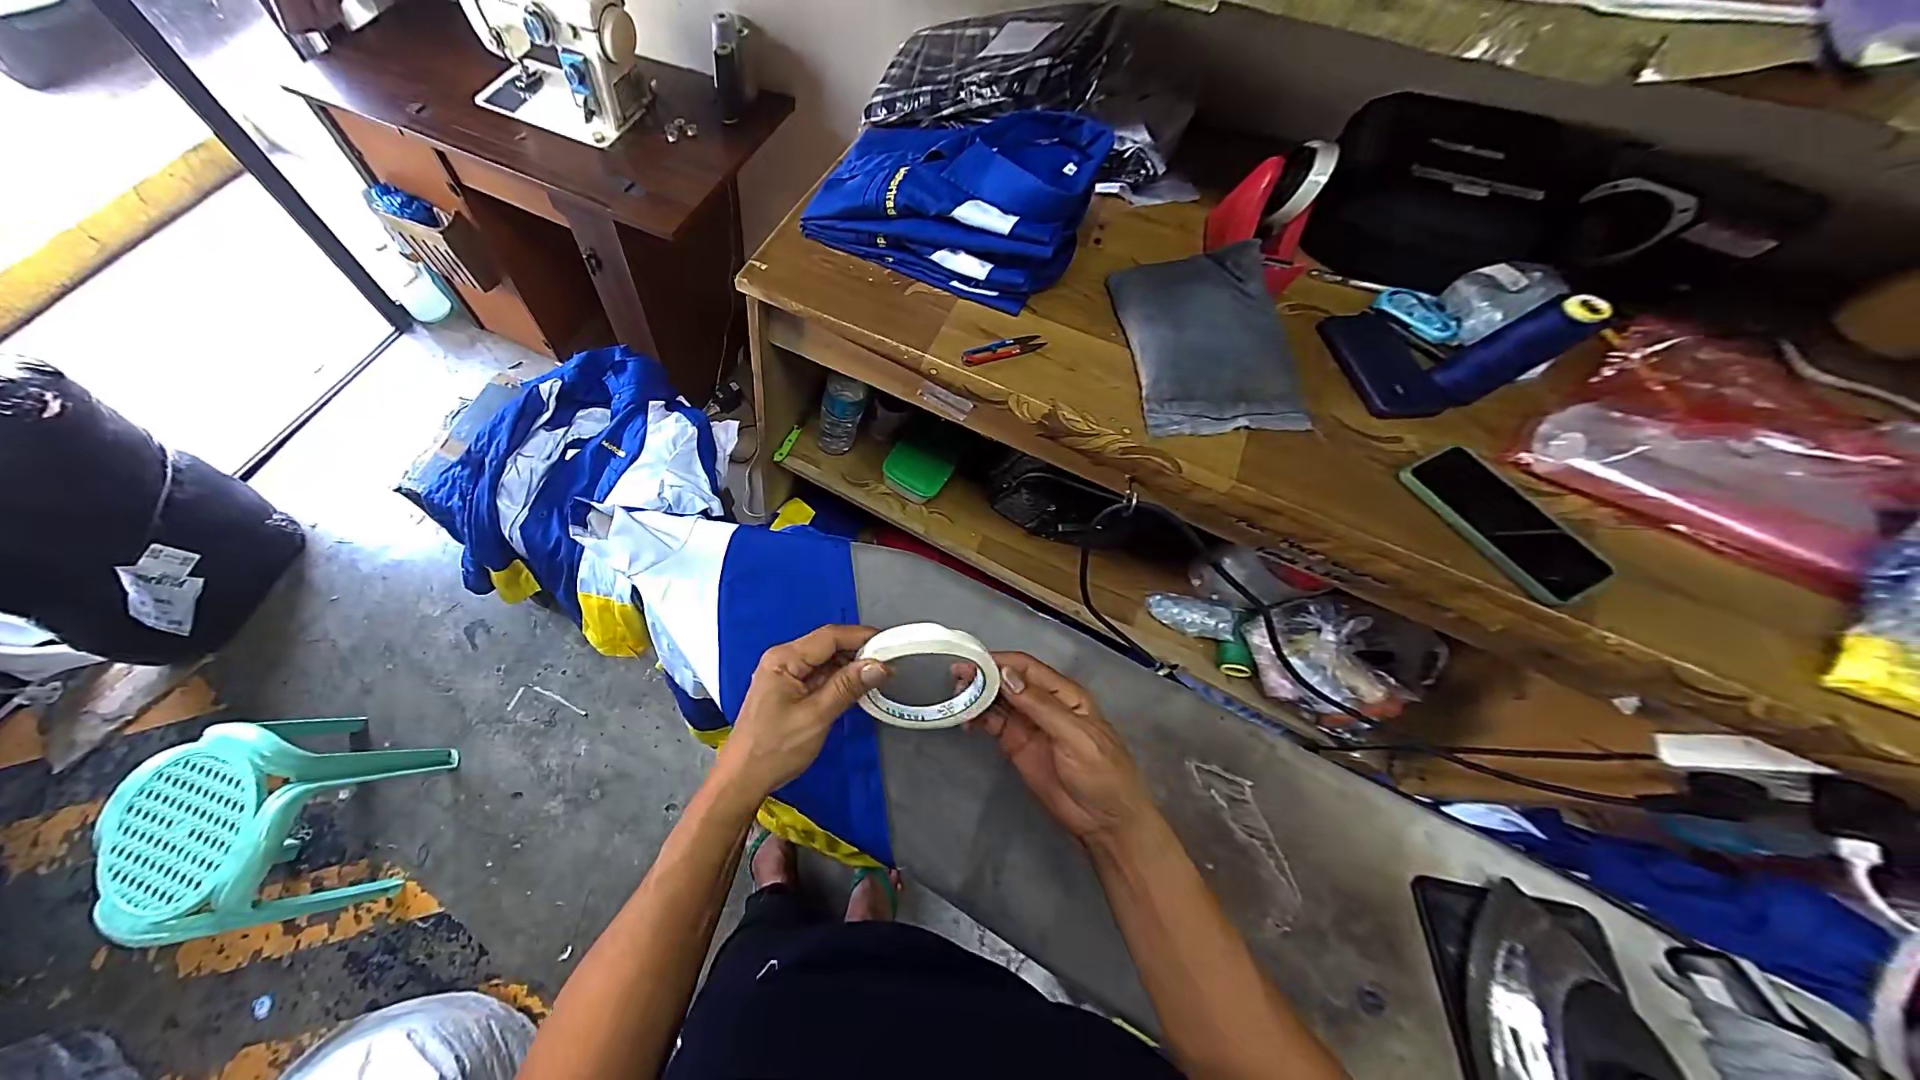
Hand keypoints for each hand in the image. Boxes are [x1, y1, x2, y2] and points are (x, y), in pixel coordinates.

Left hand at [717, 625, 888, 797]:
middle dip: (859, 652)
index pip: (830, 636)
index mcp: (784, 659)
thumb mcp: (816, 716)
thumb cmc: (773, 750)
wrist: (743, 780)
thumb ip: (848, 687)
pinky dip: (840, 680)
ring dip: (851, 667)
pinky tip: (857, 689)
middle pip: (828, 645)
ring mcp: (785, 674)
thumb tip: (879, 665)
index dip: (862, 637)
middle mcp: (783, 660)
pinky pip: (820, 675)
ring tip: (877, 677)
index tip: (889, 644)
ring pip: (826, 660)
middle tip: (888, 664)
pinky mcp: (789, 689)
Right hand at [962, 652, 1154, 844]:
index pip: (1026, 668)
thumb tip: (1007, 675)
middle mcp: (1043, 703)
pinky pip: (994, 724)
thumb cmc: (1102, 774)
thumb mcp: (1076, 737)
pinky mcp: (1017, 746)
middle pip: (1007, 681)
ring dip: (977, 696)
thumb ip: (1041, 706)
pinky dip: (978, 719)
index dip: (999, 662)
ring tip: (956, 699)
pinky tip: (966, 720)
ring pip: (997, 701)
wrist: (1107, 822)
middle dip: (982, 677)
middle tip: (957, 680)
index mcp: (1064, 694)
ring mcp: (1029, 724)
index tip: (972, 663)